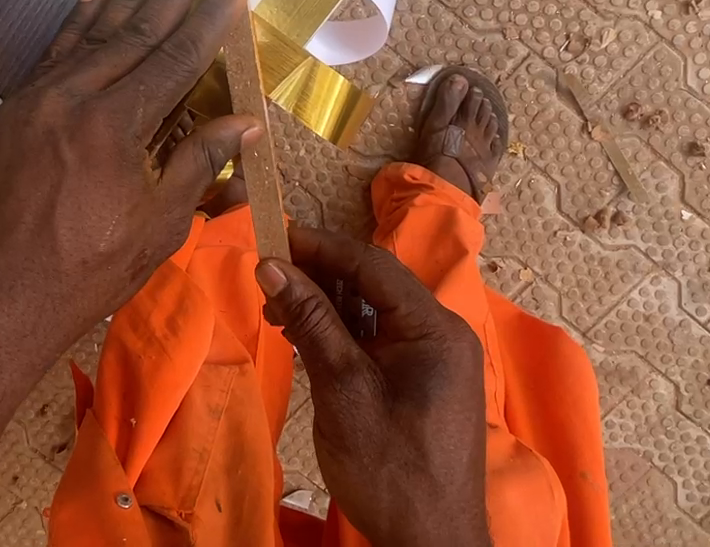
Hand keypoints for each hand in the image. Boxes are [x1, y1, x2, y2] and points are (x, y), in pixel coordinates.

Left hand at [0, 0, 260, 359]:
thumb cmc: (88, 272)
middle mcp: (74, 98)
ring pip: (93, 34)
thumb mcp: (158, 225)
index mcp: (115, 126)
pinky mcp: (14, 109)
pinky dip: (77, 20)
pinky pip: (53, 52)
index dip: (208, 23)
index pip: (175, 60)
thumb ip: (199, 163)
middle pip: (135, 34)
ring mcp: (37, 99)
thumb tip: (246, 123)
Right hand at [257, 227, 491, 546]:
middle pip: (374, 282)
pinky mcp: (422, 378)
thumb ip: (310, 320)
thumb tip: (270, 265)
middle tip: (269, 280)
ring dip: (326, 303)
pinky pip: (378, 336)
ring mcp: (434, 356)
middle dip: (320, 276)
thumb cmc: (389, 470)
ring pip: (373, 308)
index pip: (373, 264)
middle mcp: (441, 331)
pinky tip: (306, 336)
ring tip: (278, 311)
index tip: (275, 240)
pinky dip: (341, 331)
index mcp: (434, 327)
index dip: (321, 246)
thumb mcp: (343, 389)